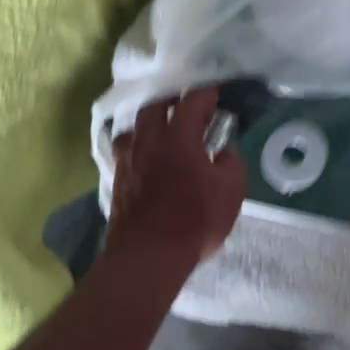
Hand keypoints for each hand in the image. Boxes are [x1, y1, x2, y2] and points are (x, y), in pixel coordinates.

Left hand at [108, 87, 245, 267]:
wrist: (148, 255)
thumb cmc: (194, 219)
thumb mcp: (231, 190)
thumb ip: (231, 163)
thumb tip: (225, 152)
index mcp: (179, 136)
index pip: (192, 101)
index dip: (206, 94)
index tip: (215, 94)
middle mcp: (149, 140)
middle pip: (155, 107)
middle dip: (173, 102)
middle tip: (188, 109)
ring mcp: (129, 159)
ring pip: (135, 128)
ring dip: (150, 123)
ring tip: (163, 131)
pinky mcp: (117, 180)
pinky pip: (125, 151)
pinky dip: (137, 147)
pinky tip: (146, 158)